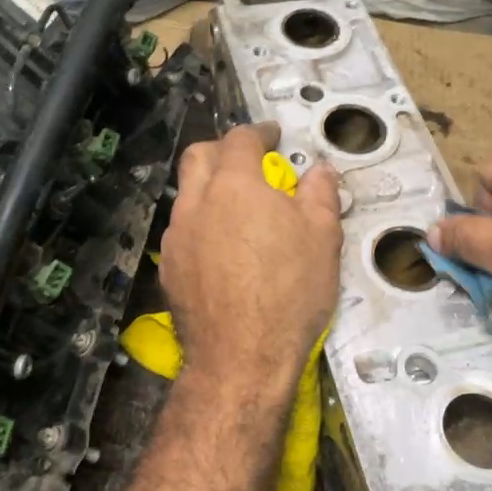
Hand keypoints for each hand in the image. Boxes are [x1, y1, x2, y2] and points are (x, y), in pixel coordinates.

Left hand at [160, 123, 341, 403]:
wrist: (242, 358)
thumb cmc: (290, 293)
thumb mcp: (322, 239)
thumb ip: (320, 195)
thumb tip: (320, 169)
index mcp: (235, 186)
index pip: (240, 140)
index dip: (259, 132)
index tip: (273, 135)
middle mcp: (197, 202)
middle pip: (198, 156)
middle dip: (222, 150)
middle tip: (248, 162)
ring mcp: (177, 236)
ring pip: (186, 195)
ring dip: (208, 190)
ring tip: (236, 211)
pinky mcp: (168, 268)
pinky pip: (183, 232)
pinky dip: (201, 226)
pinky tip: (221, 250)